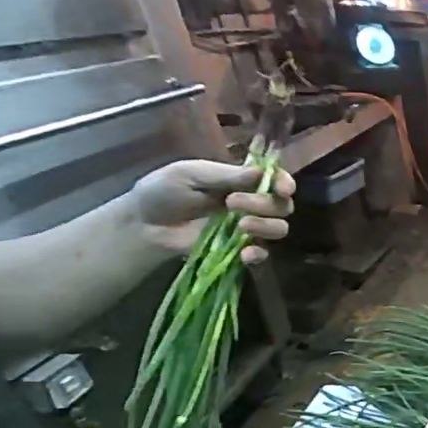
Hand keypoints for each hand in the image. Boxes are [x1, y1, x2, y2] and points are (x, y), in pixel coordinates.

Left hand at [129, 159, 295, 263]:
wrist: (142, 225)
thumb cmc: (162, 192)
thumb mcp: (188, 174)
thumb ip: (225, 175)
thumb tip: (262, 172)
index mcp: (242, 181)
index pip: (276, 180)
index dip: (285, 183)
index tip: (282, 188)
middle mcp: (252, 204)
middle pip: (281, 205)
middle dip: (264, 204)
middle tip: (232, 203)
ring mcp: (247, 229)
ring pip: (279, 228)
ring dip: (266, 226)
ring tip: (241, 226)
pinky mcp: (239, 250)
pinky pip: (263, 254)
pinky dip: (259, 254)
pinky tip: (245, 253)